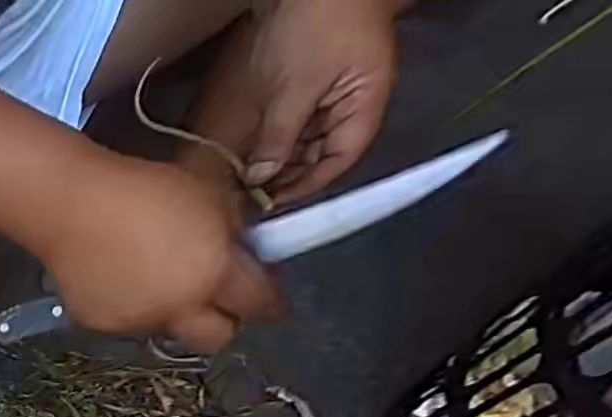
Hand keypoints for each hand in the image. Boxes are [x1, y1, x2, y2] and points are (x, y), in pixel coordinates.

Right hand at [42, 155, 280, 353]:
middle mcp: (178, 309)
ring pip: (169, 330)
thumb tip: (242, 254)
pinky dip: (131, 308)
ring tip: (155, 278)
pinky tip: (120, 281)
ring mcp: (138, 323)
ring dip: (173, 311)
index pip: (258, 303)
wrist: (75, 208)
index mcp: (213, 274)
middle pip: (216, 339)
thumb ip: (233, 234)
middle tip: (218, 302)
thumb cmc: (143, 190)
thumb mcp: (209, 197)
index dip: (270, 303)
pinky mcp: (103, 326)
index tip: (272, 302)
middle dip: (224, 323)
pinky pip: (128, 324)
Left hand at [243, 0, 398, 203]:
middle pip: (321, 156)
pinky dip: (274, 141)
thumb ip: (280, 137)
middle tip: (250, 195)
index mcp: (365, 101)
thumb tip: (262, 177)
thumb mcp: (295, 87)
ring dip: (277, 162)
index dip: (308, 185)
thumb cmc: (317, 19)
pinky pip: (294, 125)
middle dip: (287, 176)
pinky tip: (251, 155)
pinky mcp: (310, 84)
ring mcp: (331, 92)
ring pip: (305, 144)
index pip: (340, 160)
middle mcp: (352, 102)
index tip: (273, 201)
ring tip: (245, 180)